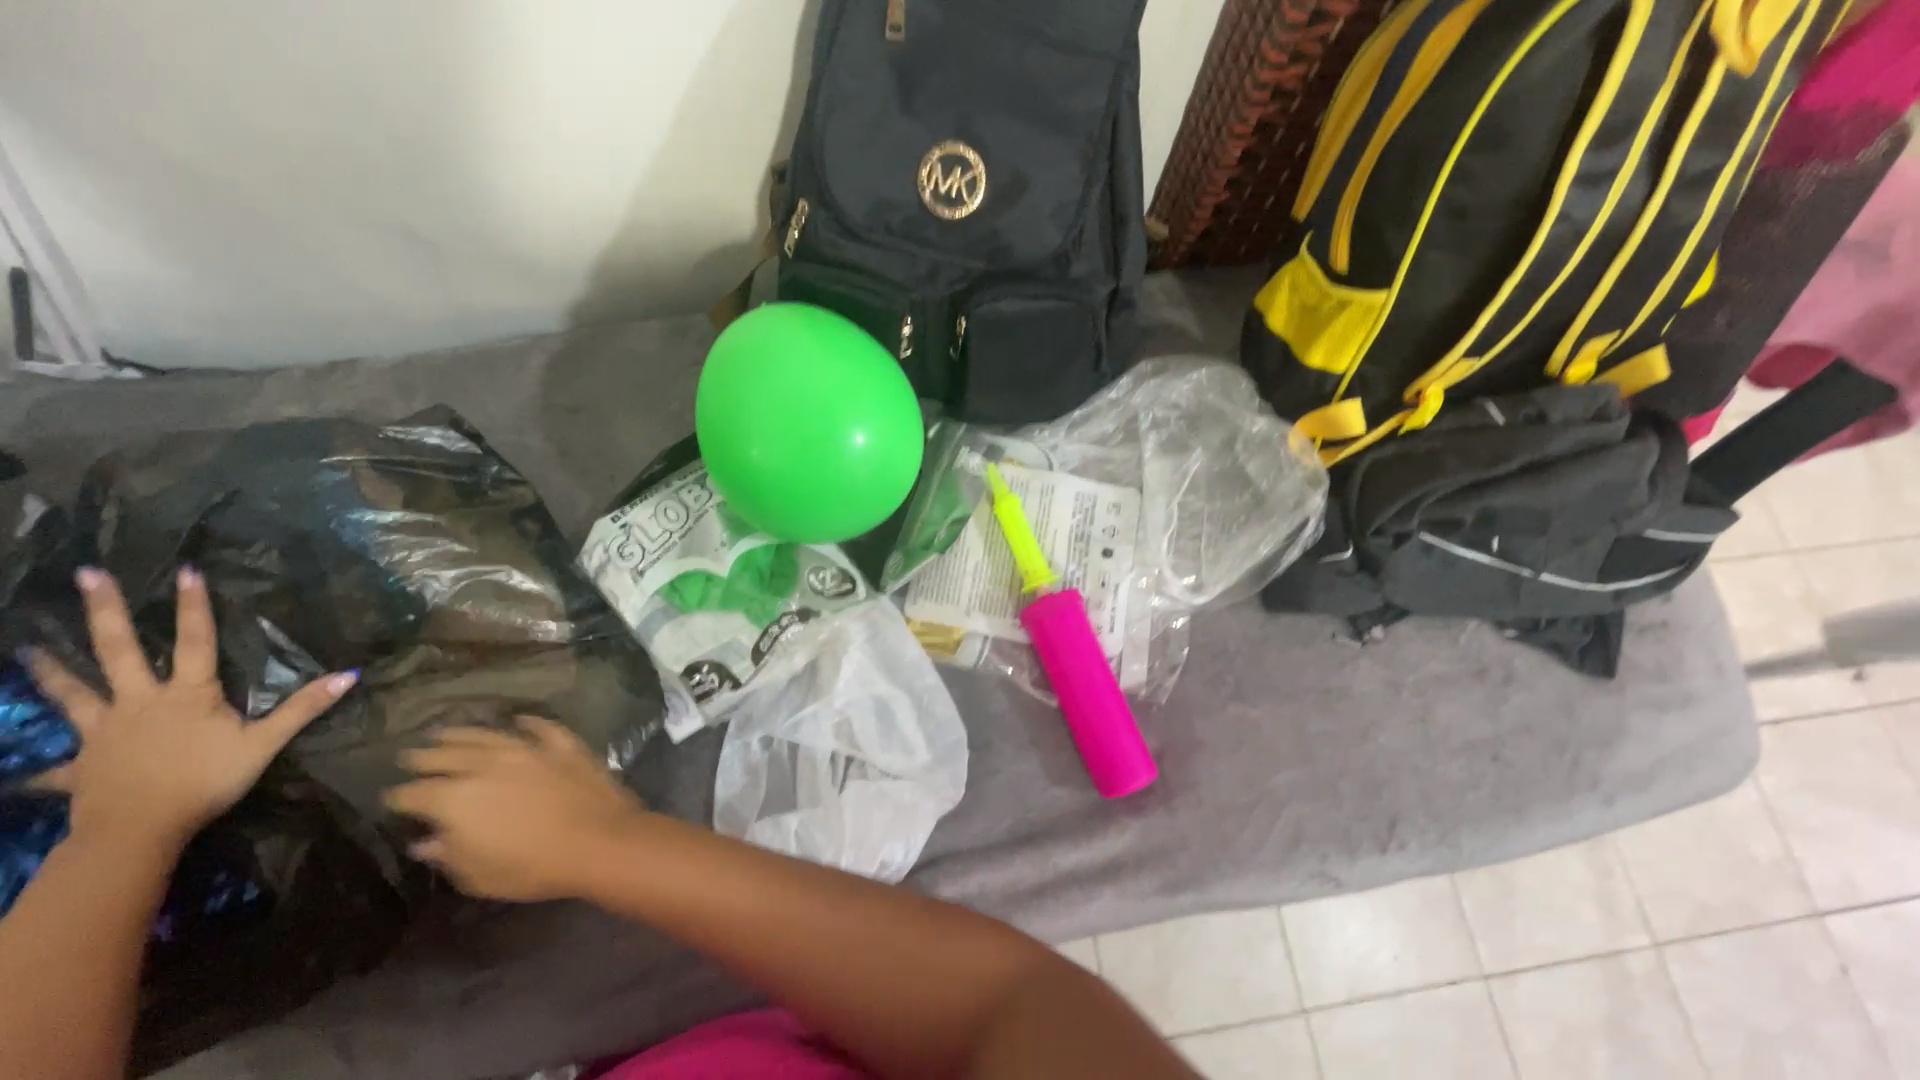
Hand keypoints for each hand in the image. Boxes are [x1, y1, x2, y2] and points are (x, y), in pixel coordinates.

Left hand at [24, 566, 357, 851]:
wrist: (139, 829)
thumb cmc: (206, 781)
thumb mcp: (264, 744)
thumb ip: (302, 709)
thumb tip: (349, 675)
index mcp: (187, 695)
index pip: (195, 641)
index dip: (194, 606)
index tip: (186, 570)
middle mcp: (140, 702)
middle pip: (119, 650)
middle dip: (106, 612)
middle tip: (88, 575)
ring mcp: (104, 731)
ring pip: (73, 693)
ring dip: (50, 670)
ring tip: (27, 646)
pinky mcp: (81, 764)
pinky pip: (56, 766)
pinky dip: (40, 768)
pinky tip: (22, 773)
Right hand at [386, 716, 645, 901]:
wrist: (599, 841)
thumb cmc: (532, 867)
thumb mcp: (477, 875)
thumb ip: (448, 854)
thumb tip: (426, 841)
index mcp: (455, 798)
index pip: (414, 793)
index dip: (399, 797)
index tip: (392, 798)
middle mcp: (485, 764)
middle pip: (445, 755)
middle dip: (423, 758)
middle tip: (410, 757)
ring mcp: (527, 749)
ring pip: (486, 734)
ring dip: (462, 733)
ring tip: (444, 733)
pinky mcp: (562, 745)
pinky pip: (541, 727)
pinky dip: (528, 722)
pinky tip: (520, 720)